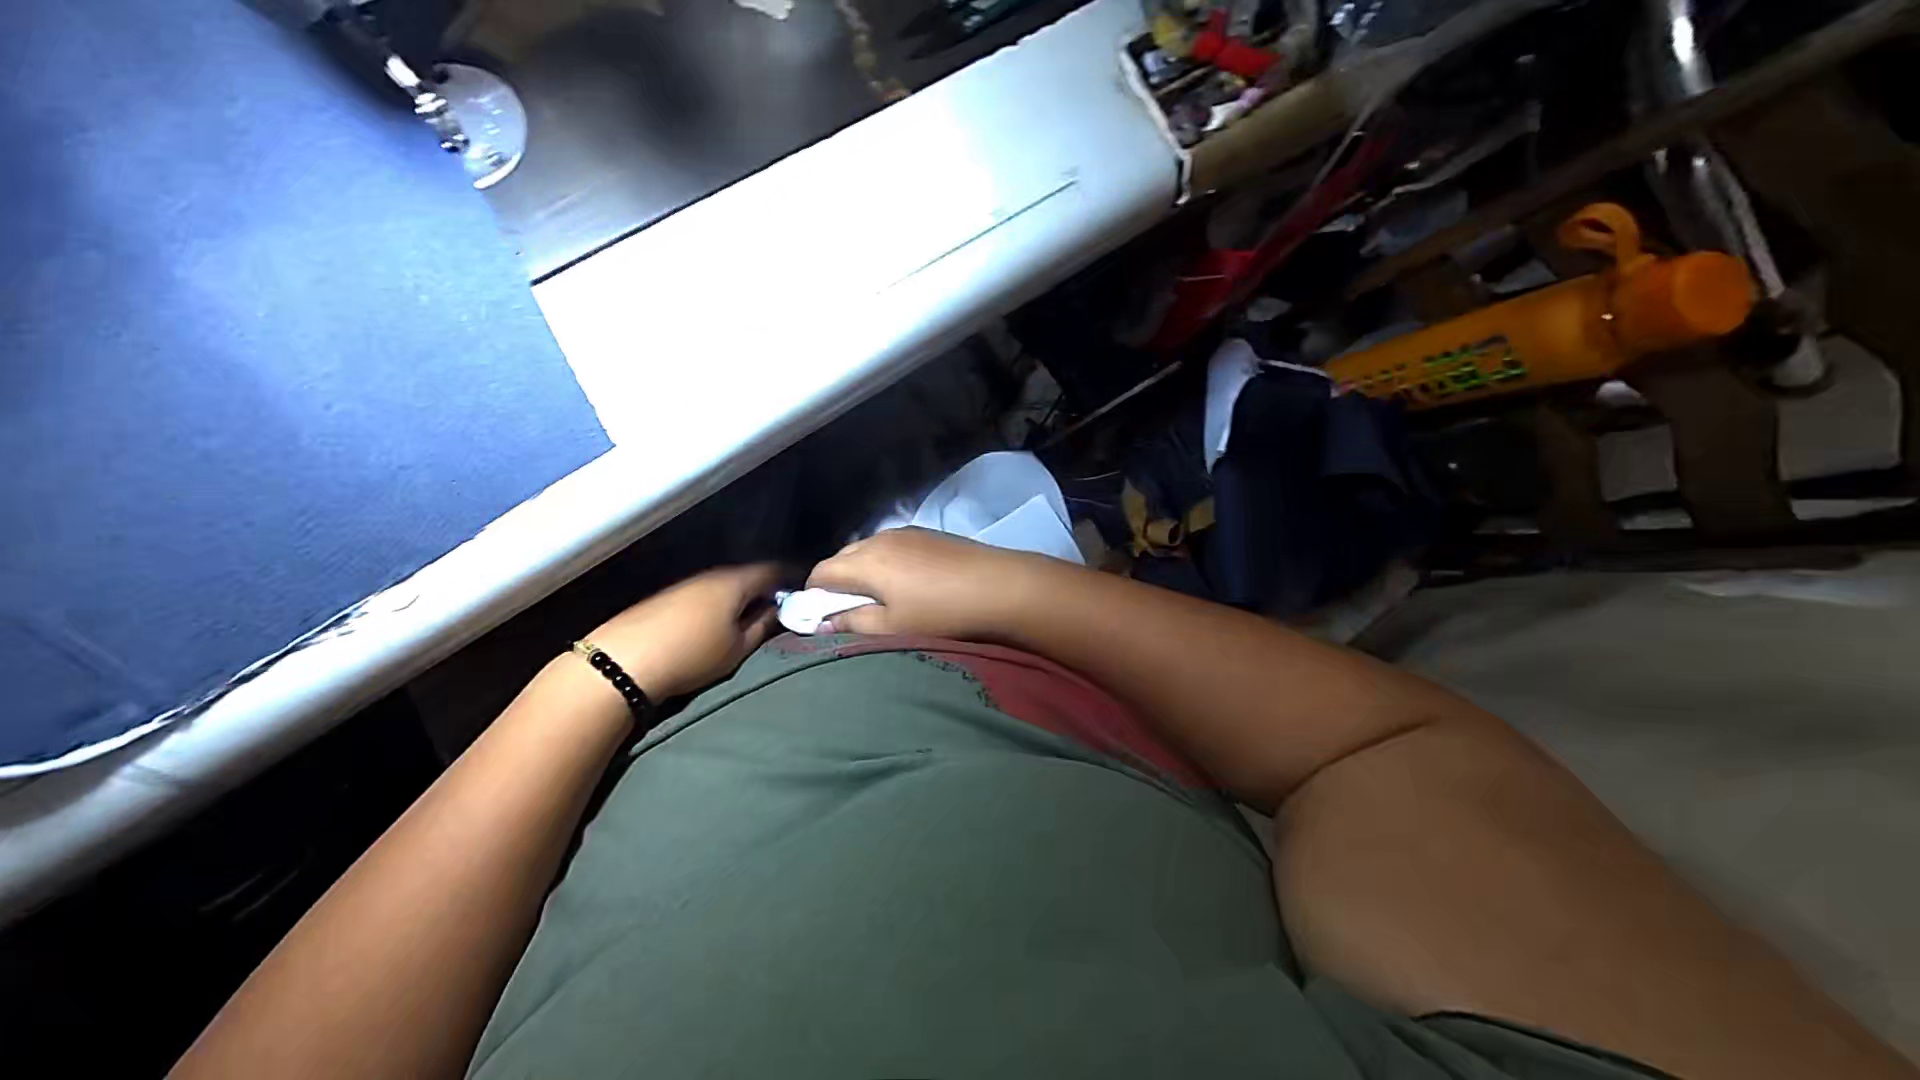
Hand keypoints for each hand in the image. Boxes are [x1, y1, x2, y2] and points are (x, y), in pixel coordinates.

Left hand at [583, 564, 781, 698]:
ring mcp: (683, 584)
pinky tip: (714, 624)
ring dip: (738, 598)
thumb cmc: (692, 655)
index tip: (802, 592)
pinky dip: (716, 604)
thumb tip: (778, 610)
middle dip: (764, 589)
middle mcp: (710, 574)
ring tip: (747, 619)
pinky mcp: (663, 598)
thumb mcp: (738, 648)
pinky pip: (702, 594)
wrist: (622, 662)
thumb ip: (764, 625)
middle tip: (778, 609)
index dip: (790, 578)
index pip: (773, 570)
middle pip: (746, 576)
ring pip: (722, 585)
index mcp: (735, 581)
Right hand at [804, 528, 1064, 638]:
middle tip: (848, 610)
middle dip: (836, 581)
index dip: (813, 595)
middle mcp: (878, 539)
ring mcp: (904, 532)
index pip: (819, 572)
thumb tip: (821, 624)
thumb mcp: (892, 627)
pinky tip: (904, 581)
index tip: (820, 616)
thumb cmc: (941, 613)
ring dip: (862, 569)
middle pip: (841, 557)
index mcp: (863, 561)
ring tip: (878, 596)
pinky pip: (890, 545)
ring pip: (867, 548)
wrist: (998, 586)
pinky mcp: (927, 533)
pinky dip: (884, 561)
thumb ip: (852, 623)